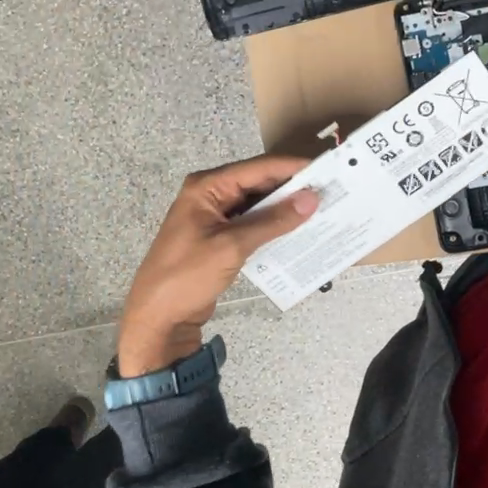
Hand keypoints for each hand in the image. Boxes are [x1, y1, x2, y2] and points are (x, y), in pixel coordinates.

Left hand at [118, 155, 319, 375]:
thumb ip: (273, 221)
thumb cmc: (187, 276)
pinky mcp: (220, 238)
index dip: (293, 168)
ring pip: (258, 204)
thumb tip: (312, 199)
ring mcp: (215, 217)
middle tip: (330, 190)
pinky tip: (299, 231)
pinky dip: (274, 226)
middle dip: (292, 188)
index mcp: (206, 187)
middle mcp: (210, 195)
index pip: (258, 168)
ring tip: (322, 209)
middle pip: (259, 183)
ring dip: (285, 208)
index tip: (327, 169)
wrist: (157, 319)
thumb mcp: (232, 246)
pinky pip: (253, 224)